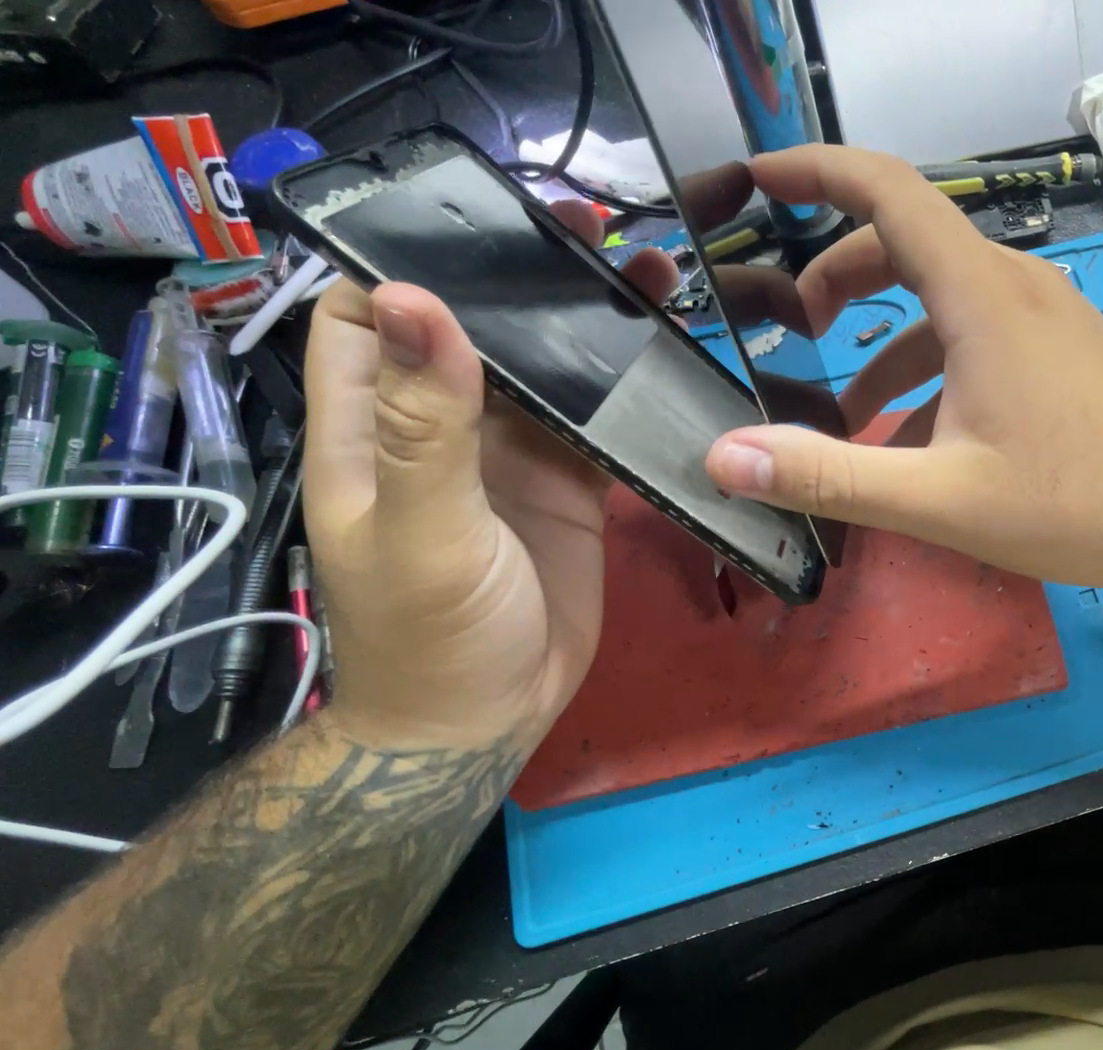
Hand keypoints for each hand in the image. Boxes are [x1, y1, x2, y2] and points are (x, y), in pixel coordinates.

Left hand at [303, 204, 679, 749]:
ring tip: (650, 275)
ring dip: (590, 326)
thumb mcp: (422, 530)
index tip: (477, 214)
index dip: (408, 258)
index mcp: (376, 425)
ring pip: (550, 371)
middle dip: (526, 277)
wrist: (490, 716)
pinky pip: (599, 424)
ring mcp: (514, 457)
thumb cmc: (431, 632)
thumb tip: (413, 298)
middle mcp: (444, 427)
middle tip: (590, 228)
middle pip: (479, 330)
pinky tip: (668, 357)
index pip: (367, 314)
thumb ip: (424, 425)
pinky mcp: (570, 487)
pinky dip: (629, 391)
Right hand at [704, 145, 1102, 596]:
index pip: (888, 190)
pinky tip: (922, 437)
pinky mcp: (1068, 349)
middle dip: (840, 279)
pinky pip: (984, 335)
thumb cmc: (1070, 505)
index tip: (760, 181)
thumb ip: (829, 474)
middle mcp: (1019, 286)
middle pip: (909, 245)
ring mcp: (1051, 315)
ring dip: (888, 342)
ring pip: (946, 299)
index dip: (817, 171)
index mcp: (983, 296)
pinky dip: (937, 368)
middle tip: (797, 333)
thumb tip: (724, 459)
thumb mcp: (938, 498)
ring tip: (850, 415)